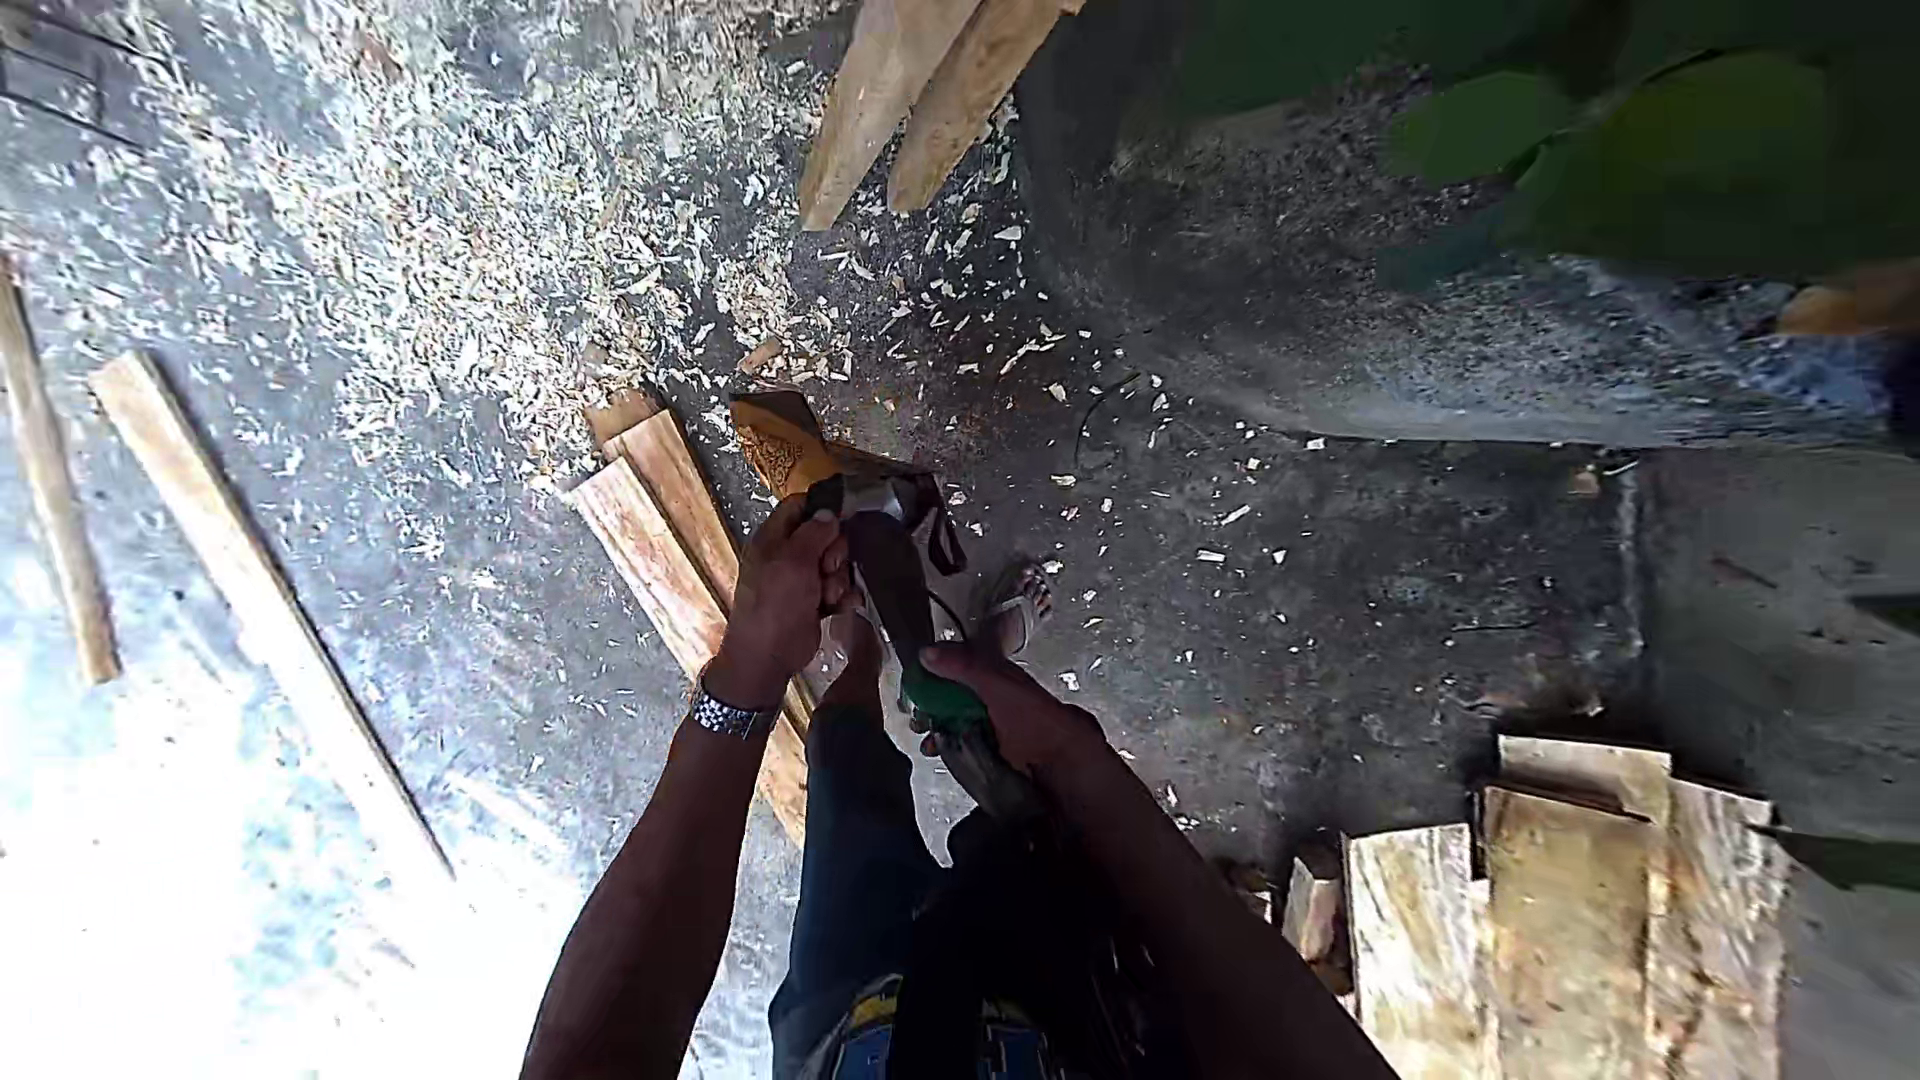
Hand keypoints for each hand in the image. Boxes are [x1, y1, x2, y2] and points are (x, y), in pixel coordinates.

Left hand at [706, 496, 850, 710]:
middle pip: (825, 536)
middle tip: (829, 568)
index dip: (821, 509)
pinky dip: (844, 596)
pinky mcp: (816, 601)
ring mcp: (802, 579)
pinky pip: (839, 588)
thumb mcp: (793, 562)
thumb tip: (828, 512)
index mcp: (773, 539)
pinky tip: (843, 605)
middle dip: (835, 552)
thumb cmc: (775, 604)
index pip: (799, 507)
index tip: (843, 518)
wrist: (768, 657)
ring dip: (839, 579)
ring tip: (830, 595)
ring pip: (836, 563)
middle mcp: (787, 555)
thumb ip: (813, 533)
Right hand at [920, 644, 1108, 779]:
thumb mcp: (996, 683)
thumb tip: (925, 652)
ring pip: (950, 719)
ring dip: (933, 724)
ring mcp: (985, 724)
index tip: (912, 678)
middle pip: (949, 693)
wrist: (1059, 762)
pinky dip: (942, 744)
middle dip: (928, 701)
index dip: (934, 668)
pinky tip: (934, 749)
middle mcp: (987, 697)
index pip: (955, 664)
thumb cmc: (1032, 717)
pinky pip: (956, 742)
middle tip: (914, 711)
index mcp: (992, 675)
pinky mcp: (984, 750)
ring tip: (922, 732)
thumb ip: (963, 666)